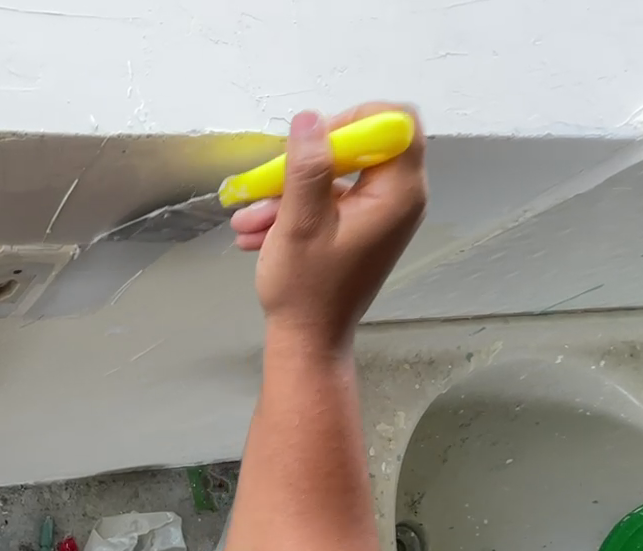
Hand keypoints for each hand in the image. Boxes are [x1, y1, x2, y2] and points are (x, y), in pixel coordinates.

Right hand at [229, 103, 426, 350]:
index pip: (393, 123)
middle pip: (357, 152)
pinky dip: (292, 215)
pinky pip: (327, 207)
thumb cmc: (305, 288)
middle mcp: (397, 199)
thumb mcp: (299, 224)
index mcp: (398, 193)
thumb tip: (308, 118)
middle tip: (264, 186)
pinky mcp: (356, 233)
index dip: (350, 122)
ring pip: (333, 182)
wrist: (307, 340)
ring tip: (245, 222)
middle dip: (302, 167)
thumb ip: (307, 168)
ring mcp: (376, 217)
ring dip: (285, 196)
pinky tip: (255, 235)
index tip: (309, 144)